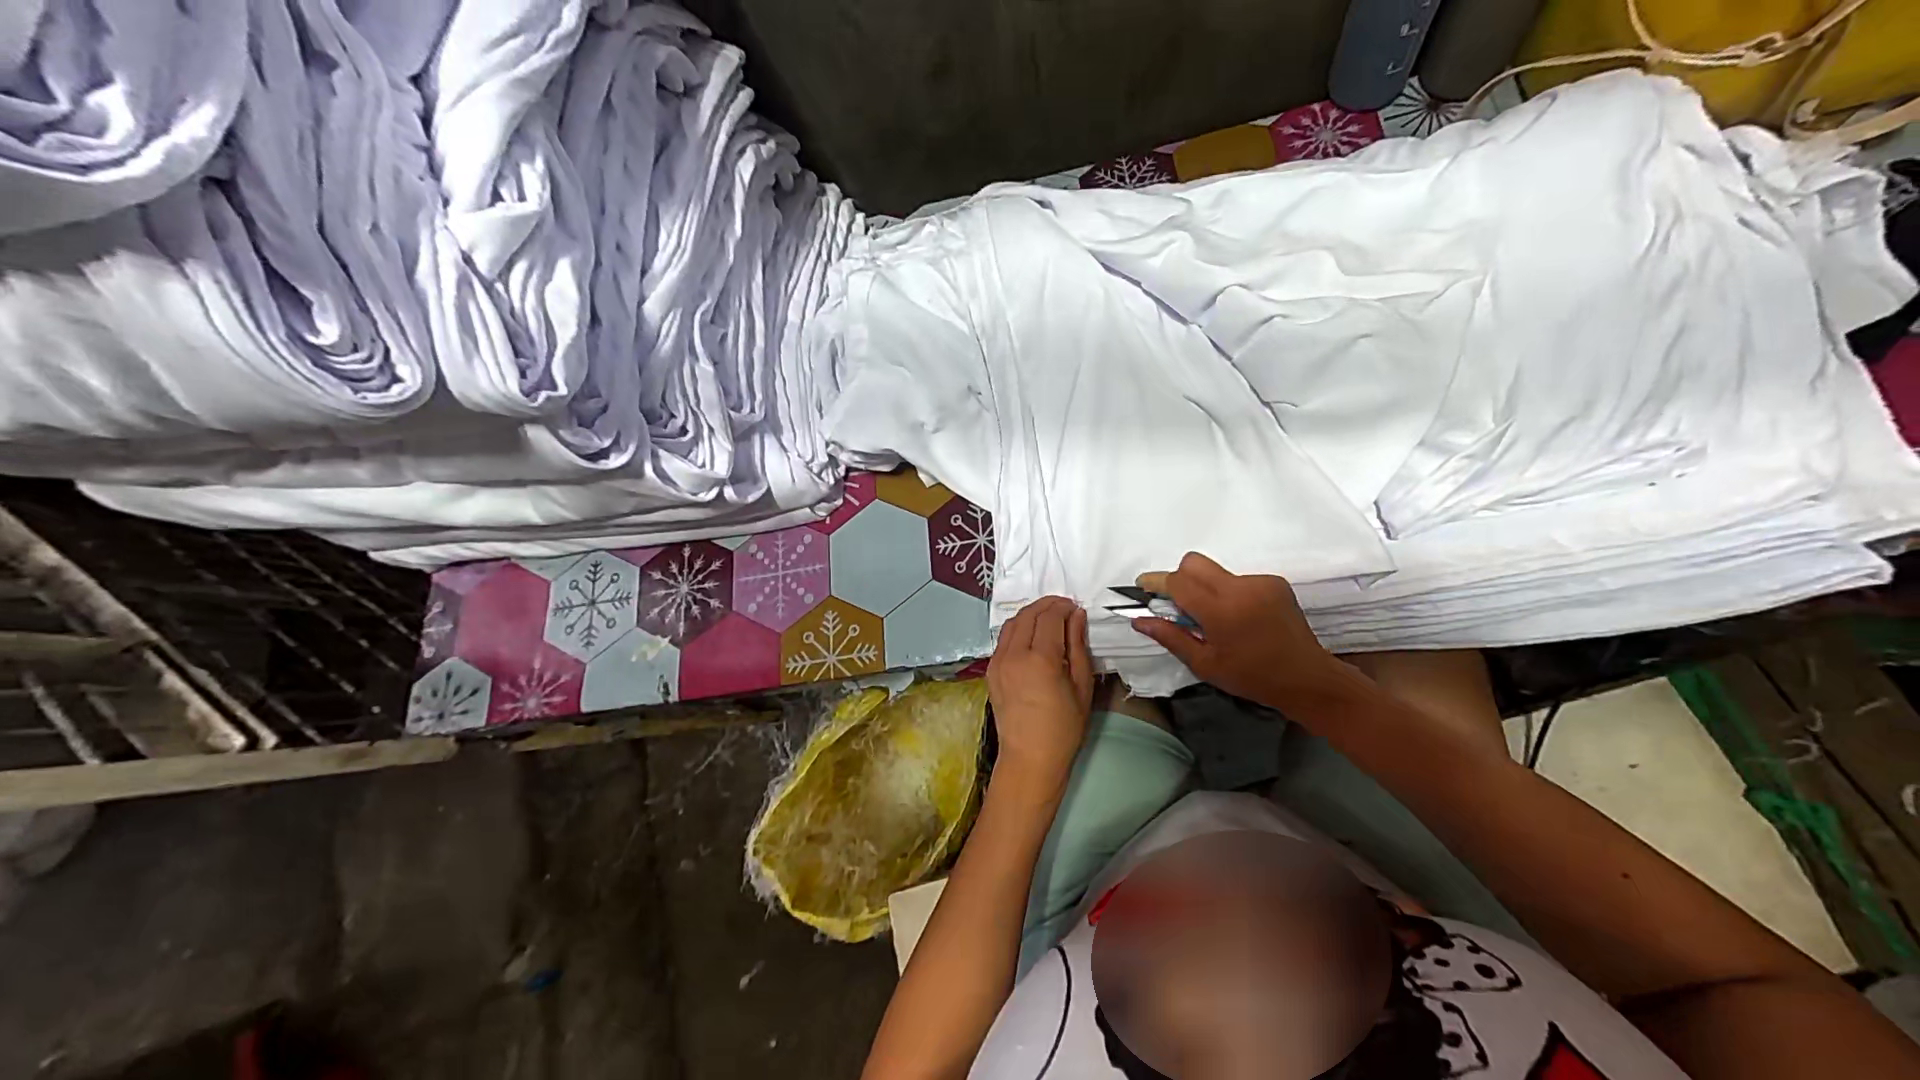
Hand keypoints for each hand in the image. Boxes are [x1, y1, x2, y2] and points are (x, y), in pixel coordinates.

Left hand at [987, 596, 1094, 784]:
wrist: (1030, 758)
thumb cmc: (1063, 728)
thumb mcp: (1081, 686)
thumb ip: (1077, 646)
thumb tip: (1076, 616)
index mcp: (1040, 659)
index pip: (1050, 617)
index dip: (1063, 607)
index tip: (1075, 608)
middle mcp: (1014, 655)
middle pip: (1028, 615)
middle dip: (1047, 605)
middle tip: (1064, 606)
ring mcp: (998, 662)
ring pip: (1012, 624)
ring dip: (1030, 614)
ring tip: (1049, 618)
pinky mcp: (991, 671)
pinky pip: (1004, 640)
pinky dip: (1018, 629)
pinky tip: (1032, 637)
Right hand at [1131, 552, 1347, 711]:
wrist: (1307, 679)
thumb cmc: (1251, 677)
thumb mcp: (1204, 664)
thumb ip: (1170, 637)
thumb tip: (1139, 620)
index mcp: (1221, 611)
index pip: (1178, 582)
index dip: (1156, 582)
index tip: (1142, 587)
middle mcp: (1241, 588)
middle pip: (1194, 563)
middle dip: (1180, 578)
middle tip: (1179, 606)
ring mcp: (1260, 582)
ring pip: (1216, 571)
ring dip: (1205, 588)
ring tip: (1215, 619)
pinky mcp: (1274, 582)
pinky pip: (1238, 578)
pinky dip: (1229, 592)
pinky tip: (1239, 617)